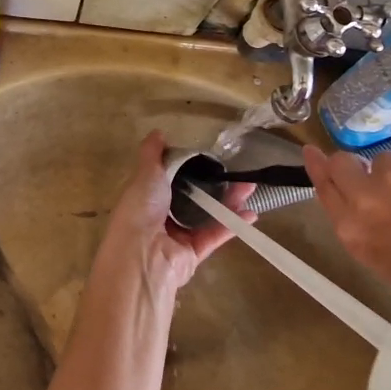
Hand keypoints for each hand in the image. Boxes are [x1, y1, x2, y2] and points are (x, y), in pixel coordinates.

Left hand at [102, 131, 255, 295]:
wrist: (142, 256)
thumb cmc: (140, 208)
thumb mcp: (145, 173)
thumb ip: (152, 154)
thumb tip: (158, 133)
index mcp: (146, 196)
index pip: (169, 179)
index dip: (187, 168)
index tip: (207, 158)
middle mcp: (160, 215)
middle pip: (192, 197)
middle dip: (213, 185)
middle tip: (236, 173)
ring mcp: (177, 236)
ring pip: (206, 215)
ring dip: (227, 202)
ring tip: (249, 187)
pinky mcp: (193, 254)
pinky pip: (214, 235)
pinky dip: (231, 225)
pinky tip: (250, 214)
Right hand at [301, 145, 390, 300]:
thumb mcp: (387, 262)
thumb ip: (361, 227)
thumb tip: (353, 199)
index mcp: (353, 231)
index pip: (322, 187)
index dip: (317, 167)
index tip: (312, 152)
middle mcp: (366, 197)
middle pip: (342, 162)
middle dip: (352, 167)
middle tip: (375, 181)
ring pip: (384, 162)